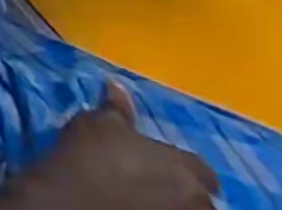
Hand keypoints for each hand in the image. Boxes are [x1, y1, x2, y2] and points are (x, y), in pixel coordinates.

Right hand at [0, 85, 216, 209]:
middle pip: (201, 197)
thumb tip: (118, 84)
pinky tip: (133, 205)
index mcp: (186, 169)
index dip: (182, 164)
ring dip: (171, 205)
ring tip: (143, 198)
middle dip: (181, 191)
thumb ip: (116, 108)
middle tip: (151, 182)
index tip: (159, 161)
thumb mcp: (99, 122)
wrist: (81, 199)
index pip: (201, 168)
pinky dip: (153, 209)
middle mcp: (199, 201)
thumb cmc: (94, 154)